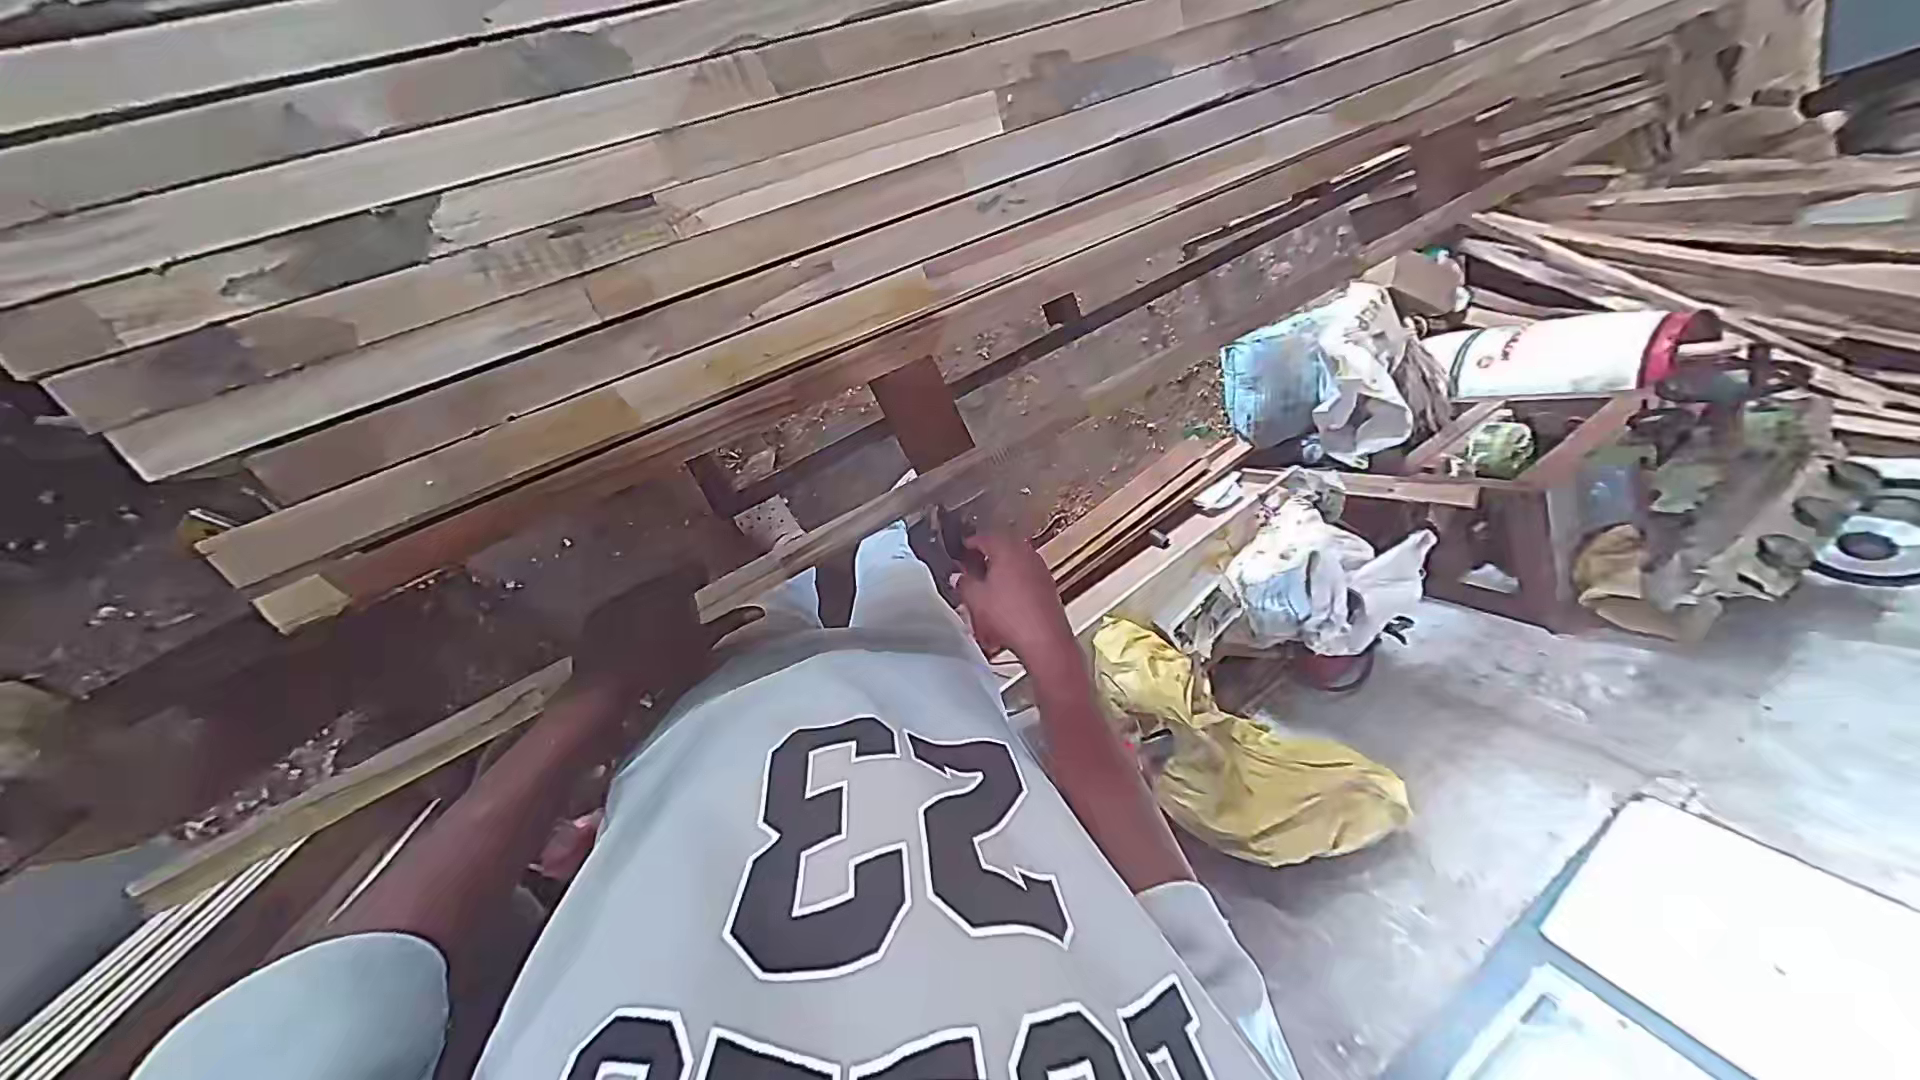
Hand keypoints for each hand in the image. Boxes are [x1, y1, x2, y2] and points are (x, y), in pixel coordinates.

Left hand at [573, 567, 760, 706]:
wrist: (610, 691)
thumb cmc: (666, 667)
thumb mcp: (704, 646)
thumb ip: (730, 623)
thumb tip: (757, 611)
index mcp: (674, 588)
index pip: (694, 569)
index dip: (701, 581)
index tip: (706, 594)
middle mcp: (643, 586)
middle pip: (666, 583)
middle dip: (675, 596)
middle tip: (685, 621)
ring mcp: (616, 601)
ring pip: (642, 596)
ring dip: (651, 609)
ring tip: (658, 635)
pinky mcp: (595, 619)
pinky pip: (620, 612)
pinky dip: (628, 622)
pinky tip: (633, 644)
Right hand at [953, 530, 1075, 664]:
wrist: (1043, 640)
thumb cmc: (1012, 617)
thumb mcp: (975, 599)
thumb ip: (963, 583)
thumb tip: (959, 578)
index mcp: (1007, 550)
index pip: (985, 537)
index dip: (970, 543)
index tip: (963, 548)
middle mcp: (1027, 556)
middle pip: (1003, 549)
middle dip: (986, 557)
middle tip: (972, 565)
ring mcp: (1040, 572)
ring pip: (1015, 565)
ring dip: (1000, 572)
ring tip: (986, 587)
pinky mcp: (1048, 589)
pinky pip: (1025, 580)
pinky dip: (1013, 586)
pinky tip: (1003, 603)